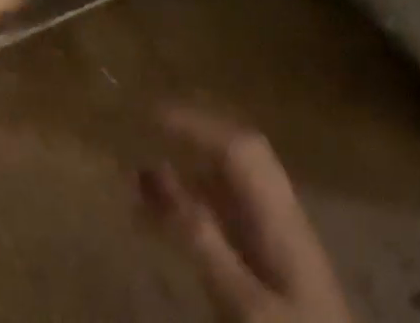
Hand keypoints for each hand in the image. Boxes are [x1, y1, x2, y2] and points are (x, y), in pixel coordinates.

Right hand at [141, 107, 353, 322]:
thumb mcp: (246, 304)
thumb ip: (204, 241)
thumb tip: (160, 178)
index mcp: (280, 220)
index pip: (239, 151)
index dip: (196, 125)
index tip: (149, 115)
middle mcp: (280, 219)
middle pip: (241, 157)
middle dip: (195, 135)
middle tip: (147, 128)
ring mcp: (277, 243)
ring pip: (231, 186)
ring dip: (188, 169)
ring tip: (139, 172)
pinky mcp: (270, 267)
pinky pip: (226, 216)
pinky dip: (192, 204)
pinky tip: (163, 217)